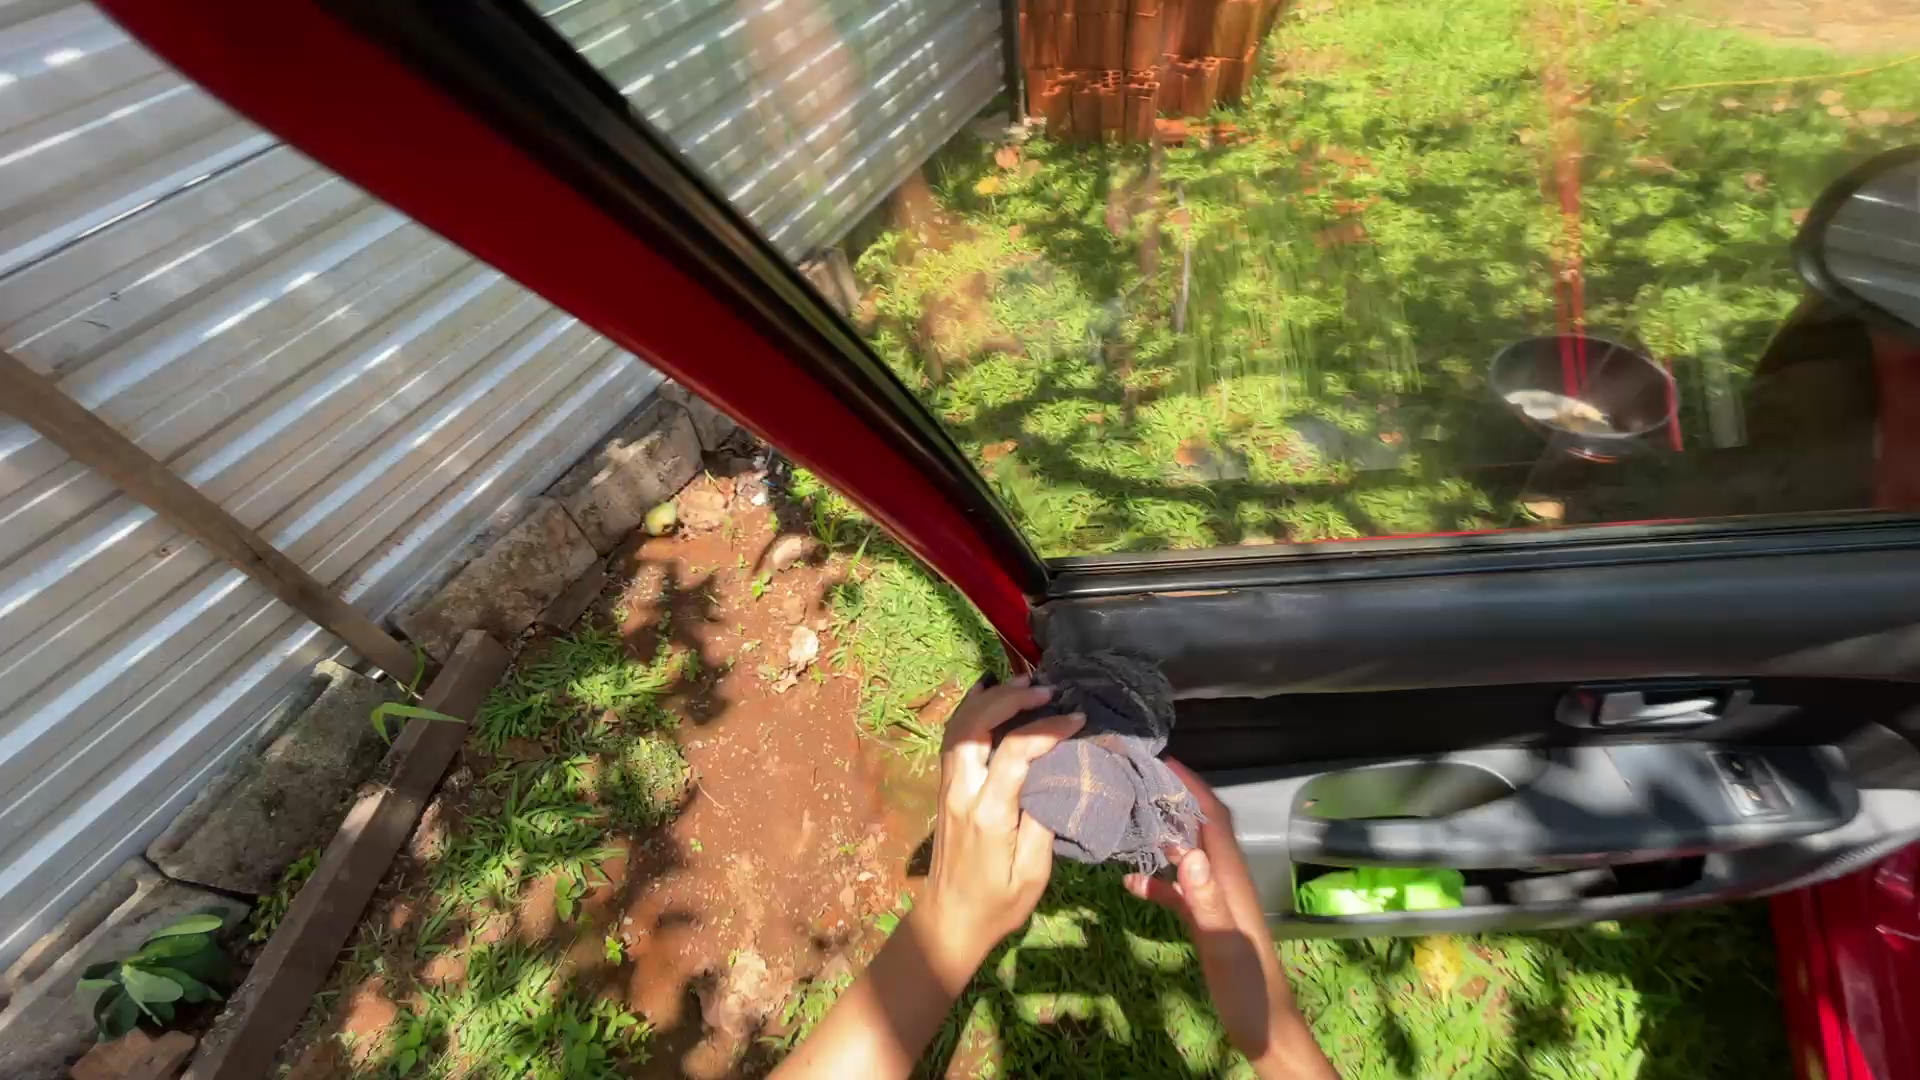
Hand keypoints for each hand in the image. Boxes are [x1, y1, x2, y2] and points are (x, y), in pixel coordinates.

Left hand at [921, 674, 1084, 981]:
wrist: (948, 920)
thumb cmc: (997, 904)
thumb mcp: (1032, 875)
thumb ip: (1043, 823)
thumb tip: (1055, 777)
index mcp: (988, 814)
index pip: (1015, 754)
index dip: (1046, 729)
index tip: (1076, 718)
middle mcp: (962, 790)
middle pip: (975, 726)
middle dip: (1010, 698)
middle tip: (1046, 689)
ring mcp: (948, 785)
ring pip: (959, 724)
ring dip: (990, 697)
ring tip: (1023, 682)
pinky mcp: (945, 785)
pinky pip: (952, 735)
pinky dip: (969, 708)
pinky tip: (987, 692)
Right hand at [1125, 761, 1336, 1079]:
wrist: (1267, 1033)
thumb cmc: (1247, 987)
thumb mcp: (1223, 942)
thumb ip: (1205, 897)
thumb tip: (1186, 851)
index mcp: (1230, 877)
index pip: (1213, 817)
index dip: (1193, 787)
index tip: (1165, 762)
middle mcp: (1224, 879)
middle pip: (1199, 827)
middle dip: (1174, 801)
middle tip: (1137, 780)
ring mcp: (1215, 899)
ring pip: (1186, 853)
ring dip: (1162, 835)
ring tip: (1129, 818)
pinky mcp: (1206, 919)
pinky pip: (1179, 889)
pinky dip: (1157, 882)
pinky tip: (1130, 884)